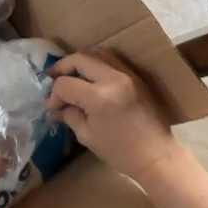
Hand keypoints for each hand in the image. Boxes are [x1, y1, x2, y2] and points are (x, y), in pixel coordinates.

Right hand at [46, 51, 183, 184]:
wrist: (155, 154)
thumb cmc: (120, 151)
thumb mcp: (87, 136)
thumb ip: (70, 115)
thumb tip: (56, 108)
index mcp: (99, 97)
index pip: (66, 84)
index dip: (54, 95)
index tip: (53, 107)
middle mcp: (113, 78)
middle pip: (80, 59)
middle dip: (63, 67)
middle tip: (52, 78)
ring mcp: (127, 74)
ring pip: (98, 53)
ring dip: (80, 61)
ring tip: (70, 73)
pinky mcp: (137, 77)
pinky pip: (112, 59)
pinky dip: (97, 63)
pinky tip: (89, 76)